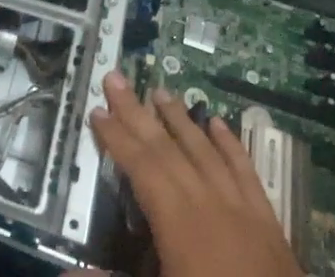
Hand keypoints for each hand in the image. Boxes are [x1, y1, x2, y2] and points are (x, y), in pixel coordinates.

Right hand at [89, 73, 303, 276]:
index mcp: (178, 223)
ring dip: (180, 119)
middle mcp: (208, 204)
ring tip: (160, 90)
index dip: (116, 138)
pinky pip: (246, 171)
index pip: (140, 168)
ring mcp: (242, 210)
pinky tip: (219, 123)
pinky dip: (230, 145)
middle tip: (116, 78)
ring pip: (205, 151)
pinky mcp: (268, 222)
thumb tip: (65, 274)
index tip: (96, 110)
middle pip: (167, 149)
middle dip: (138, 112)